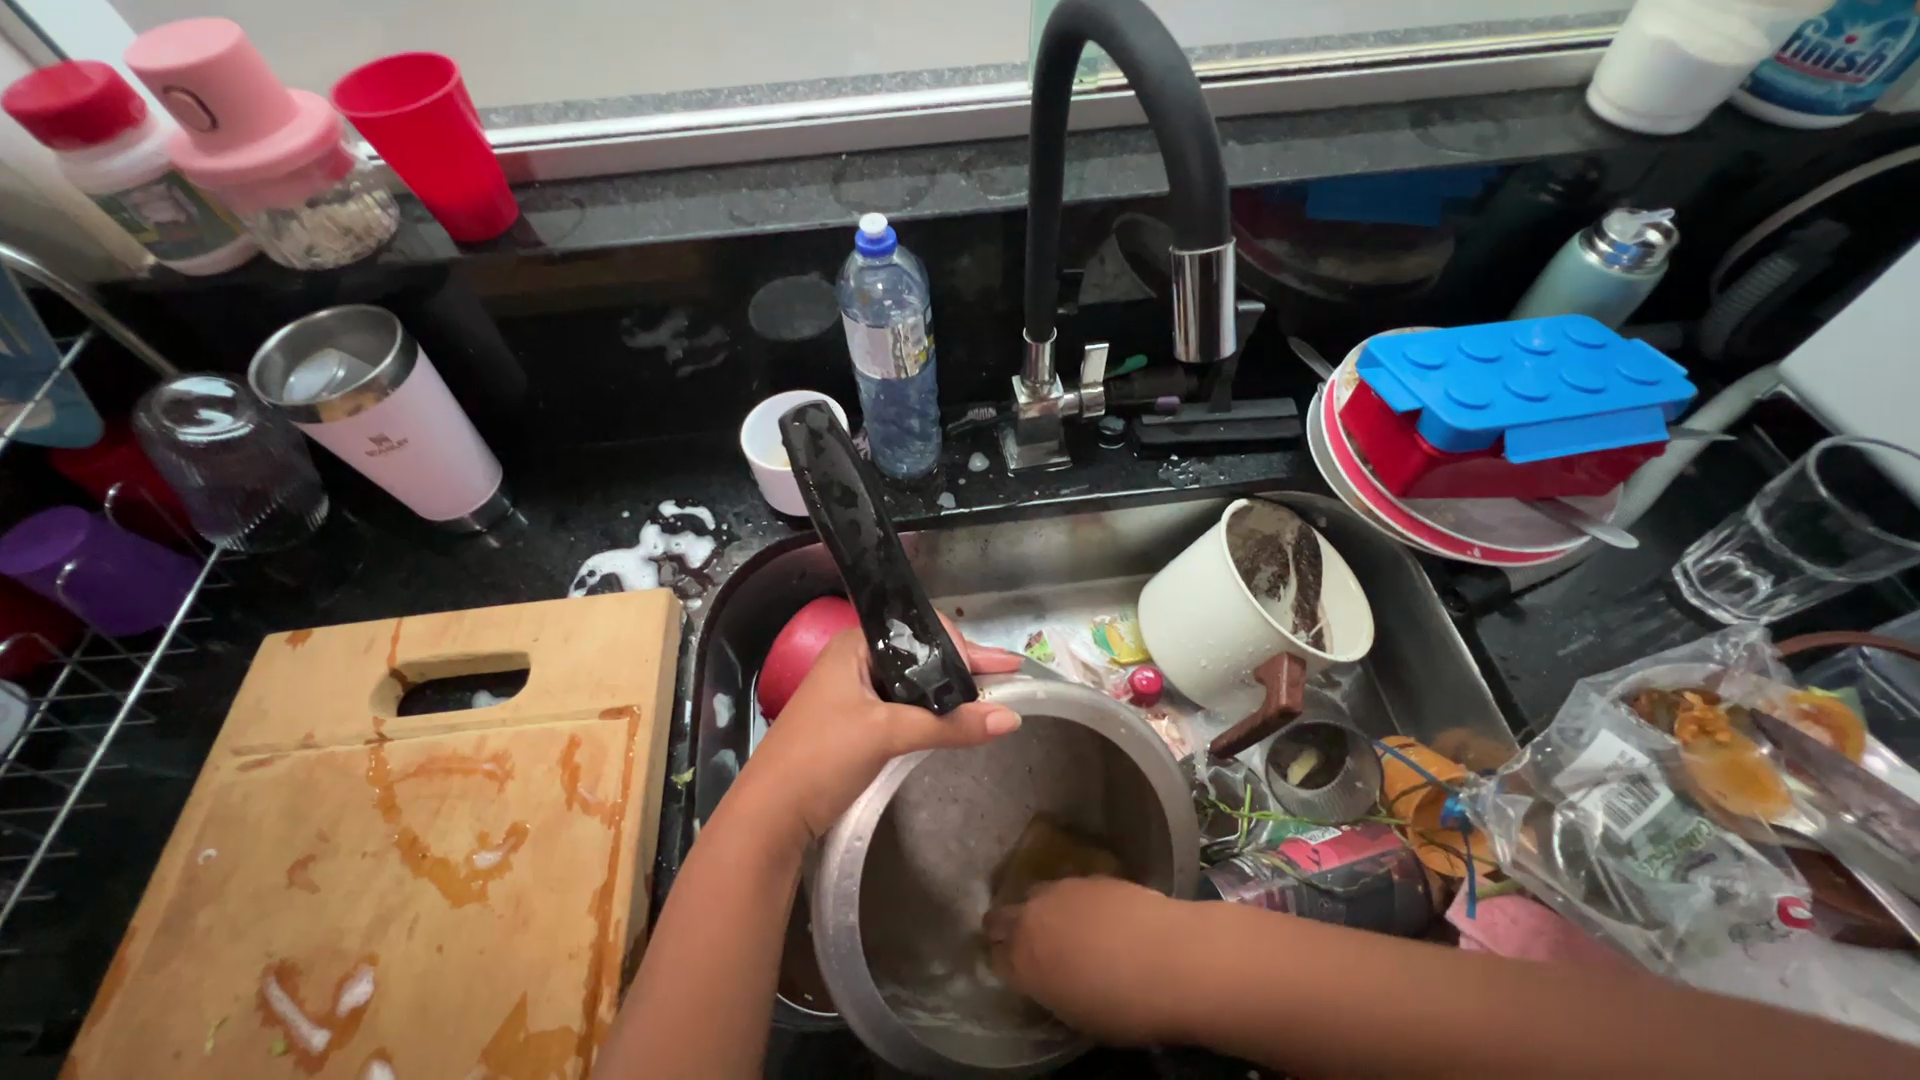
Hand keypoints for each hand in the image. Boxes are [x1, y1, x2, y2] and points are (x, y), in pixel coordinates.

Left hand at [736, 621, 1023, 843]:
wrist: (770, 815)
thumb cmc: (821, 757)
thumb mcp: (887, 734)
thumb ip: (949, 725)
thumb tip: (1011, 718)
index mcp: (855, 645)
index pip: (921, 633)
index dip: (962, 648)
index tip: (999, 669)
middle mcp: (856, 661)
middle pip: (921, 657)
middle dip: (965, 667)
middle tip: (1009, 676)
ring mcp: (857, 694)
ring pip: (916, 684)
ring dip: (952, 691)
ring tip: (996, 694)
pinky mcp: (859, 725)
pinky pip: (907, 708)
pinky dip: (936, 712)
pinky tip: (961, 718)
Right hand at [984, 877, 1197, 1046]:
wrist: (1171, 959)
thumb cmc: (1123, 1007)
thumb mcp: (1076, 1014)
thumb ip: (1051, 988)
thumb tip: (1051, 977)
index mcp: (1022, 961)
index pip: (995, 957)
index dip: (1005, 964)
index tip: (1018, 971)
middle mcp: (1032, 918)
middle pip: (999, 917)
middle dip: (1006, 928)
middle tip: (1027, 944)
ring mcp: (1062, 891)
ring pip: (1035, 895)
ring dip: (1043, 909)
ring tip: (1068, 927)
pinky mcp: (1092, 876)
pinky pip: (1071, 887)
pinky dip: (1076, 900)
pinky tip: (1101, 916)